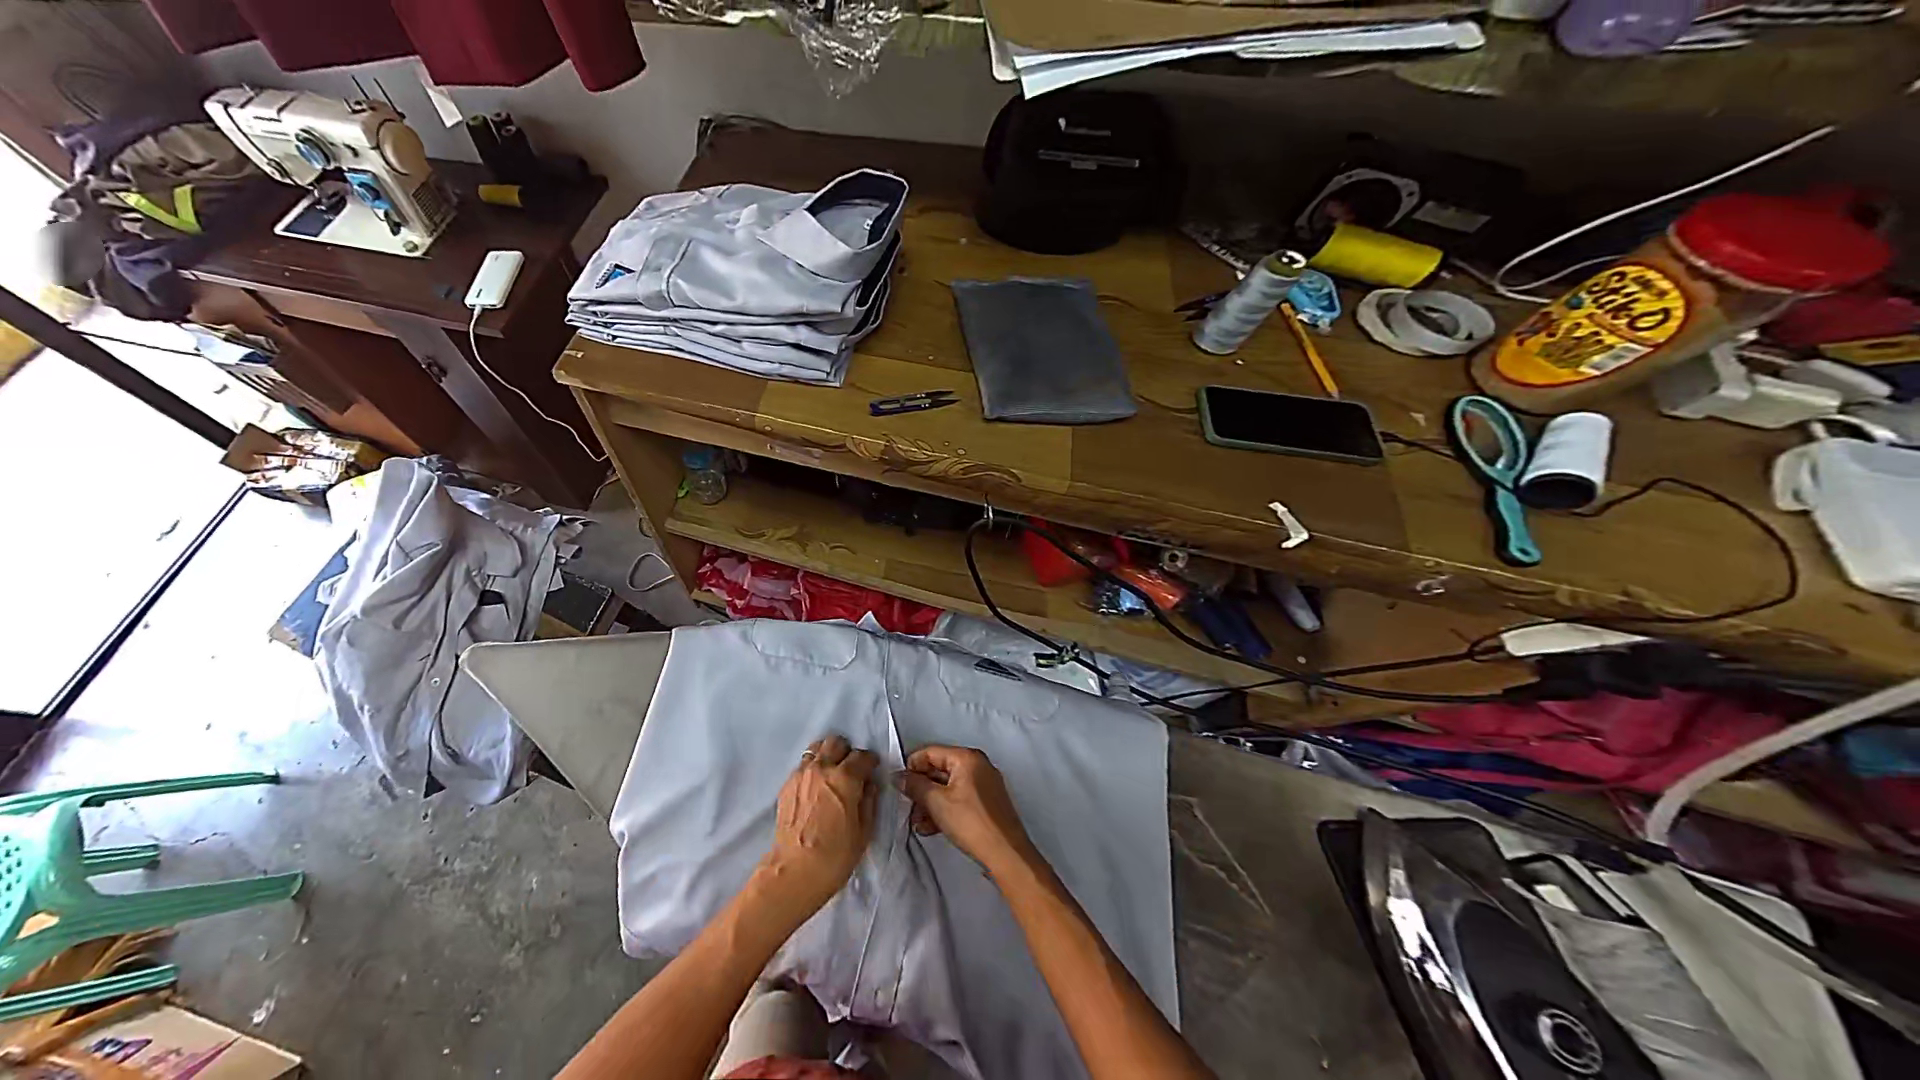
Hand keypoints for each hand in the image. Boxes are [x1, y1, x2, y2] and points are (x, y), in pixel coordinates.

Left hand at [757, 735, 877, 916]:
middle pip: (836, 742)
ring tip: (831, 775)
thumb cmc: (836, 855)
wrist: (795, 871)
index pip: (862, 755)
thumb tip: (869, 784)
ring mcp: (801, 776)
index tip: (872, 769)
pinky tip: (816, 788)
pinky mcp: (786, 786)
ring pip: (816, 750)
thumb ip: (869, 800)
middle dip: (846, 752)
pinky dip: (812, 769)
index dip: (870, 761)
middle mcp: (822, 769)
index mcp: (845, 778)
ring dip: (827, 756)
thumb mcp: (864, 830)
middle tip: (851, 769)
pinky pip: (802, 766)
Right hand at [898, 745, 1036, 875]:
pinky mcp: (986, 803)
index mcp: (967, 758)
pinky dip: (944, 809)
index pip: (931, 752)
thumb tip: (901, 778)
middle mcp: (978, 766)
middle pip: (939, 769)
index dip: (911, 767)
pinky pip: (959, 799)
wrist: (1004, 853)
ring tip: (917, 821)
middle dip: (920, 788)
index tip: (899, 783)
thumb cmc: (974, 824)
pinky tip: (931, 827)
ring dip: (930, 802)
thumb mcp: (936, 802)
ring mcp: (984, 784)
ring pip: (948, 786)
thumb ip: (915, 786)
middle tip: (907, 804)